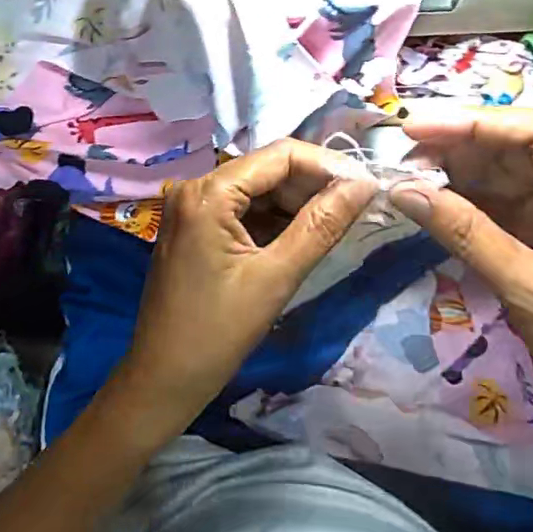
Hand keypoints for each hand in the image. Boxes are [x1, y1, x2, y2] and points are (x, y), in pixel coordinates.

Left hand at [104, 139, 378, 443]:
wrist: (164, 376)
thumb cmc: (218, 331)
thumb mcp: (276, 276)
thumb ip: (321, 225)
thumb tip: (363, 184)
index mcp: (208, 192)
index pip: (280, 155)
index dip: (328, 165)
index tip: (368, 186)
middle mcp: (194, 187)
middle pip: (267, 169)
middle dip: (314, 185)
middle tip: (359, 208)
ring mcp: (190, 207)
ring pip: (256, 190)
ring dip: (297, 203)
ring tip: (339, 223)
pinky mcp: (193, 227)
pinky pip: (241, 210)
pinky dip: (274, 219)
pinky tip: (304, 236)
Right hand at [388, 107, 532, 450]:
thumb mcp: (527, 289)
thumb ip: (463, 231)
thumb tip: (401, 189)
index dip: (474, 123)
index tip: (416, 126)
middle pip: (526, 148)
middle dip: (462, 144)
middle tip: (403, 149)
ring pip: (514, 173)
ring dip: (461, 169)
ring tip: (409, 169)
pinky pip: (511, 203)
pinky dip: (471, 198)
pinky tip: (433, 193)